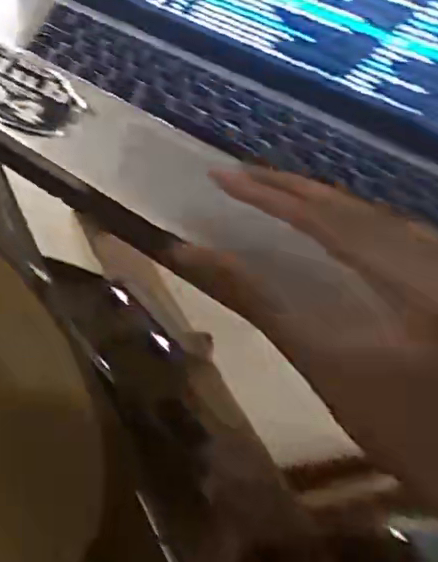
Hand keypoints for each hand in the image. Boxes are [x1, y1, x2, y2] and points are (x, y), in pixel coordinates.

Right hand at [162, 166, 437, 506]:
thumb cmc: (404, 423)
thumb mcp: (322, 361)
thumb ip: (254, 299)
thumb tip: (183, 250)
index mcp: (416, 288)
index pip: (332, 224)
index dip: (272, 196)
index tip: (219, 175)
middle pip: (372, 219)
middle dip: (304, 193)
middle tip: (244, 173)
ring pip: (403, 229)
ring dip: (339, 208)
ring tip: (288, 195)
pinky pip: (420, 248)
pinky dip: (375, 231)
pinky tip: (352, 233)